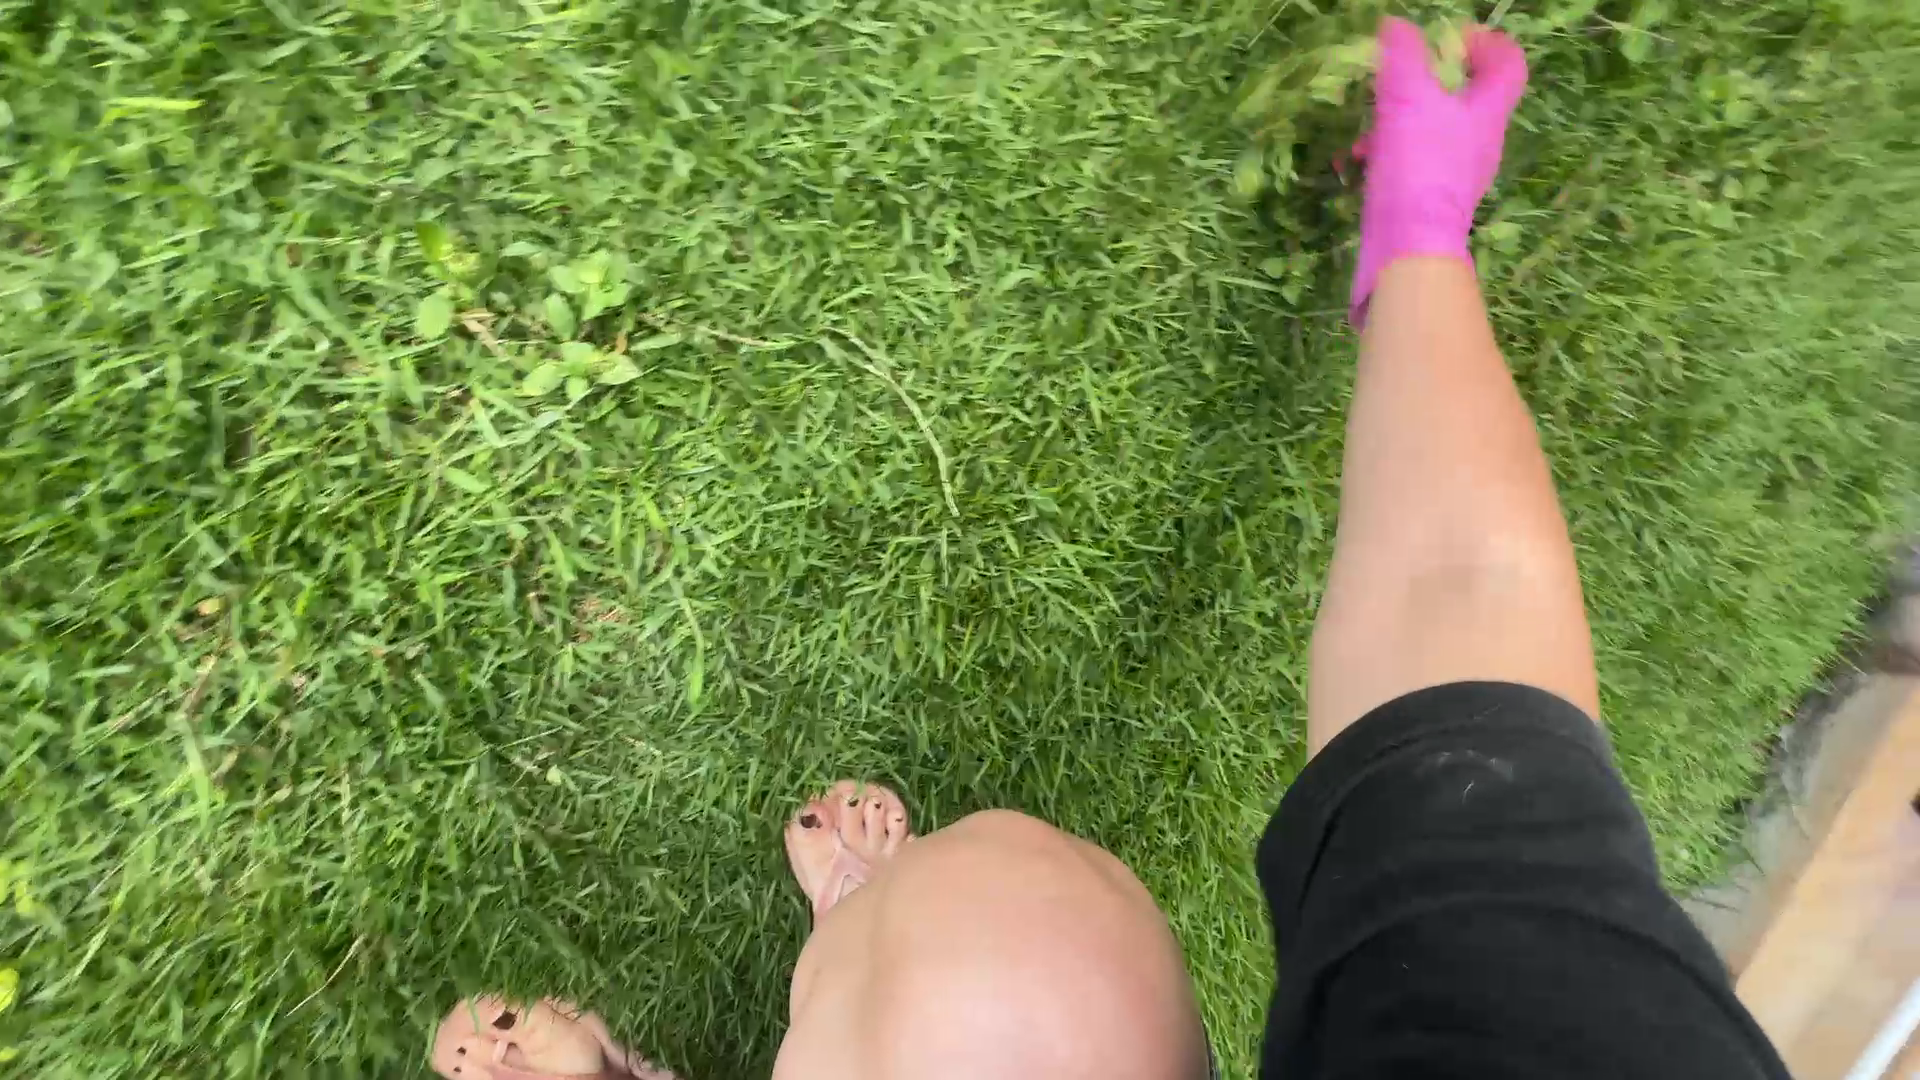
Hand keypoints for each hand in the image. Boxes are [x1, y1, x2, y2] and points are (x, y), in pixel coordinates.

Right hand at [1350, 18, 1527, 325]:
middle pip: (1466, 103)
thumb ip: (1402, 60)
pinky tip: (1362, 170)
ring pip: (1434, 140)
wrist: (1408, 251)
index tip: (1450, 39)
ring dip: (1402, 130)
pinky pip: (1414, 173)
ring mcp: (1455, 183)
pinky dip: (1390, 164)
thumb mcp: (1406, 103)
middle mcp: (1480, 147)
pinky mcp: (1427, 210)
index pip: (1506, 63)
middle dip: (1430, 89)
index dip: (1484, 43)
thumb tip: (1393, 26)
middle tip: (1398, 86)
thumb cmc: (1417, 172)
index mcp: (1487, 114)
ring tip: (1366, 136)